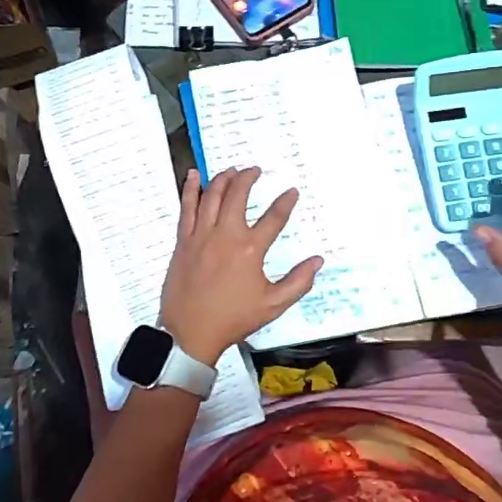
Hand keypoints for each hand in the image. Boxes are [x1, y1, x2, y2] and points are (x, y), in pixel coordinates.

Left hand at [160, 166, 321, 363]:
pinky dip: (191, 189)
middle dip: (248, 178)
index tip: (292, 191)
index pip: (274, 217)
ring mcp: (201, 236)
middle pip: (238, 195)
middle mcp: (226, 236)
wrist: (191, 331)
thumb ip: (298, 282)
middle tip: (255, 170)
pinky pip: (186, 207)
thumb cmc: (233, 319)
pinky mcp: (183, 241)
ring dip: (223, 179)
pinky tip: (194, 175)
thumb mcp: (273, 305)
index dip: (285, 202)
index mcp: (250, 250)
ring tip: (232, 170)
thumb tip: (318, 261)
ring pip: (212, 196)